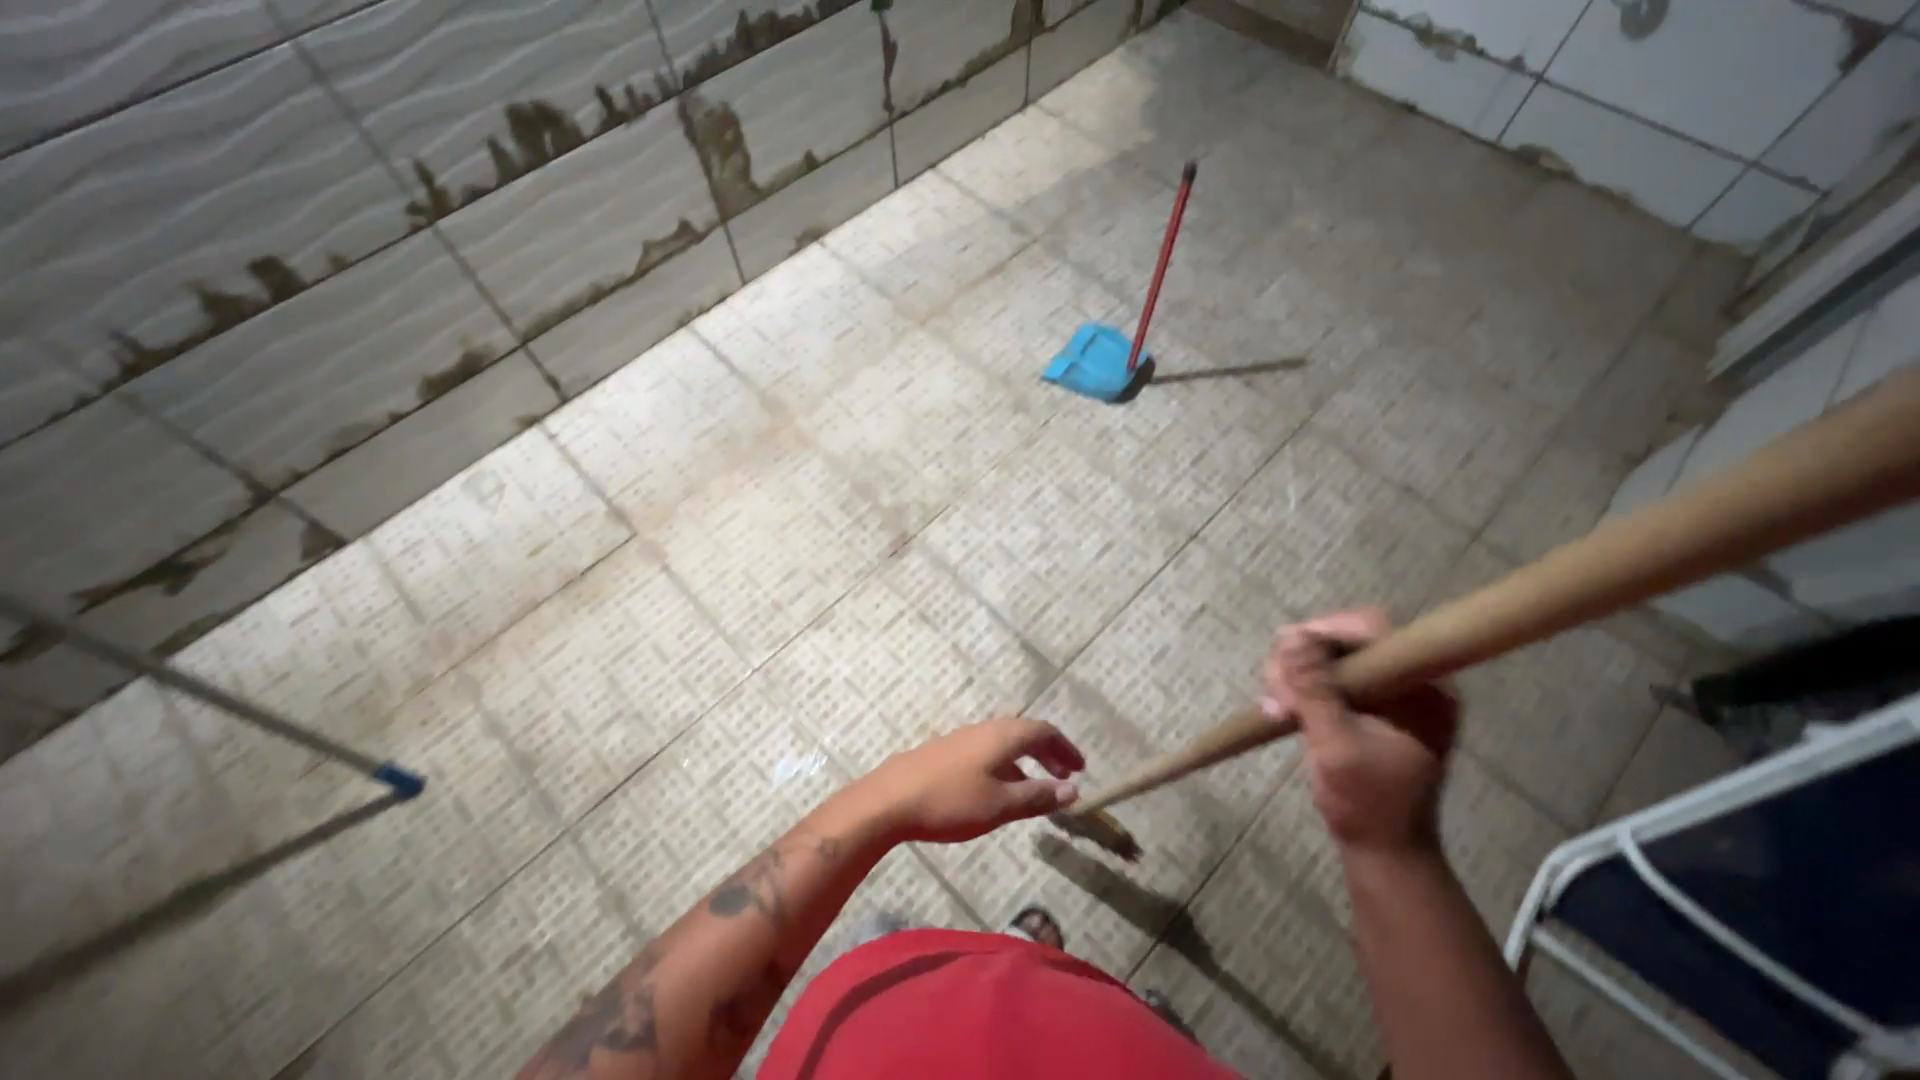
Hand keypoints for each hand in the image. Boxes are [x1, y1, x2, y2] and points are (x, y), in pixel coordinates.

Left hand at [856, 716, 1085, 844]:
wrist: (888, 801)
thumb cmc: (951, 802)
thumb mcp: (1001, 805)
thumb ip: (1038, 797)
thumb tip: (1073, 790)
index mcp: (1002, 736)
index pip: (1044, 731)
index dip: (1066, 748)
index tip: (1081, 769)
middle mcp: (984, 730)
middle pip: (1024, 734)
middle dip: (1048, 754)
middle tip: (1065, 777)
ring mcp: (961, 740)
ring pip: (1003, 744)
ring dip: (1025, 762)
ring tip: (1036, 790)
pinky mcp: (943, 754)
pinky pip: (986, 753)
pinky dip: (1004, 767)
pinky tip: (997, 792)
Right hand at [1263, 609, 1457, 854]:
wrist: (1383, 851)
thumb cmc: (1367, 804)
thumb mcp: (1336, 746)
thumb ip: (1315, 690)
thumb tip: (1290, 636)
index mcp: (1424, 687)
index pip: (1373, 629)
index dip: (1325, 631)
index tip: (1285, 651)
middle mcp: (1412, 681)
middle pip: (1348, 640)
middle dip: (1302, 658)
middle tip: (1273, 692)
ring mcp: (1391, 695)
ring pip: (1333, 657)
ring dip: (1295, 674)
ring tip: (1273, 707)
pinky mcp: (1371, 708)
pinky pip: (1331, 679)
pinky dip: (1303, 689)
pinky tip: (1281, 710)